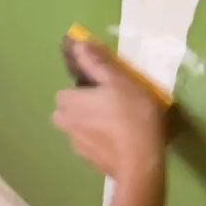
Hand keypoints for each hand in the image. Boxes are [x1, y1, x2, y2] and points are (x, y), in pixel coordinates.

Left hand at [54, 40, 168, 184]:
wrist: (141, 163)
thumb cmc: (132, 115)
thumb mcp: (119, 81)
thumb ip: (96, 62)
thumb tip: (77, 43)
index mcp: (70, 102)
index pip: (64, 92)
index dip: (81, 89)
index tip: (101, 89)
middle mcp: (66, 124)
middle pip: (66, 112)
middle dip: (79, 109)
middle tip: (107, 107)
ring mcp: (77, 147)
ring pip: (76, 130)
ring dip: (88, 126)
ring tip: (114, 126)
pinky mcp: (90, 163)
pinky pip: (89, 147)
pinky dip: (98, 143)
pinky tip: (118, 143)